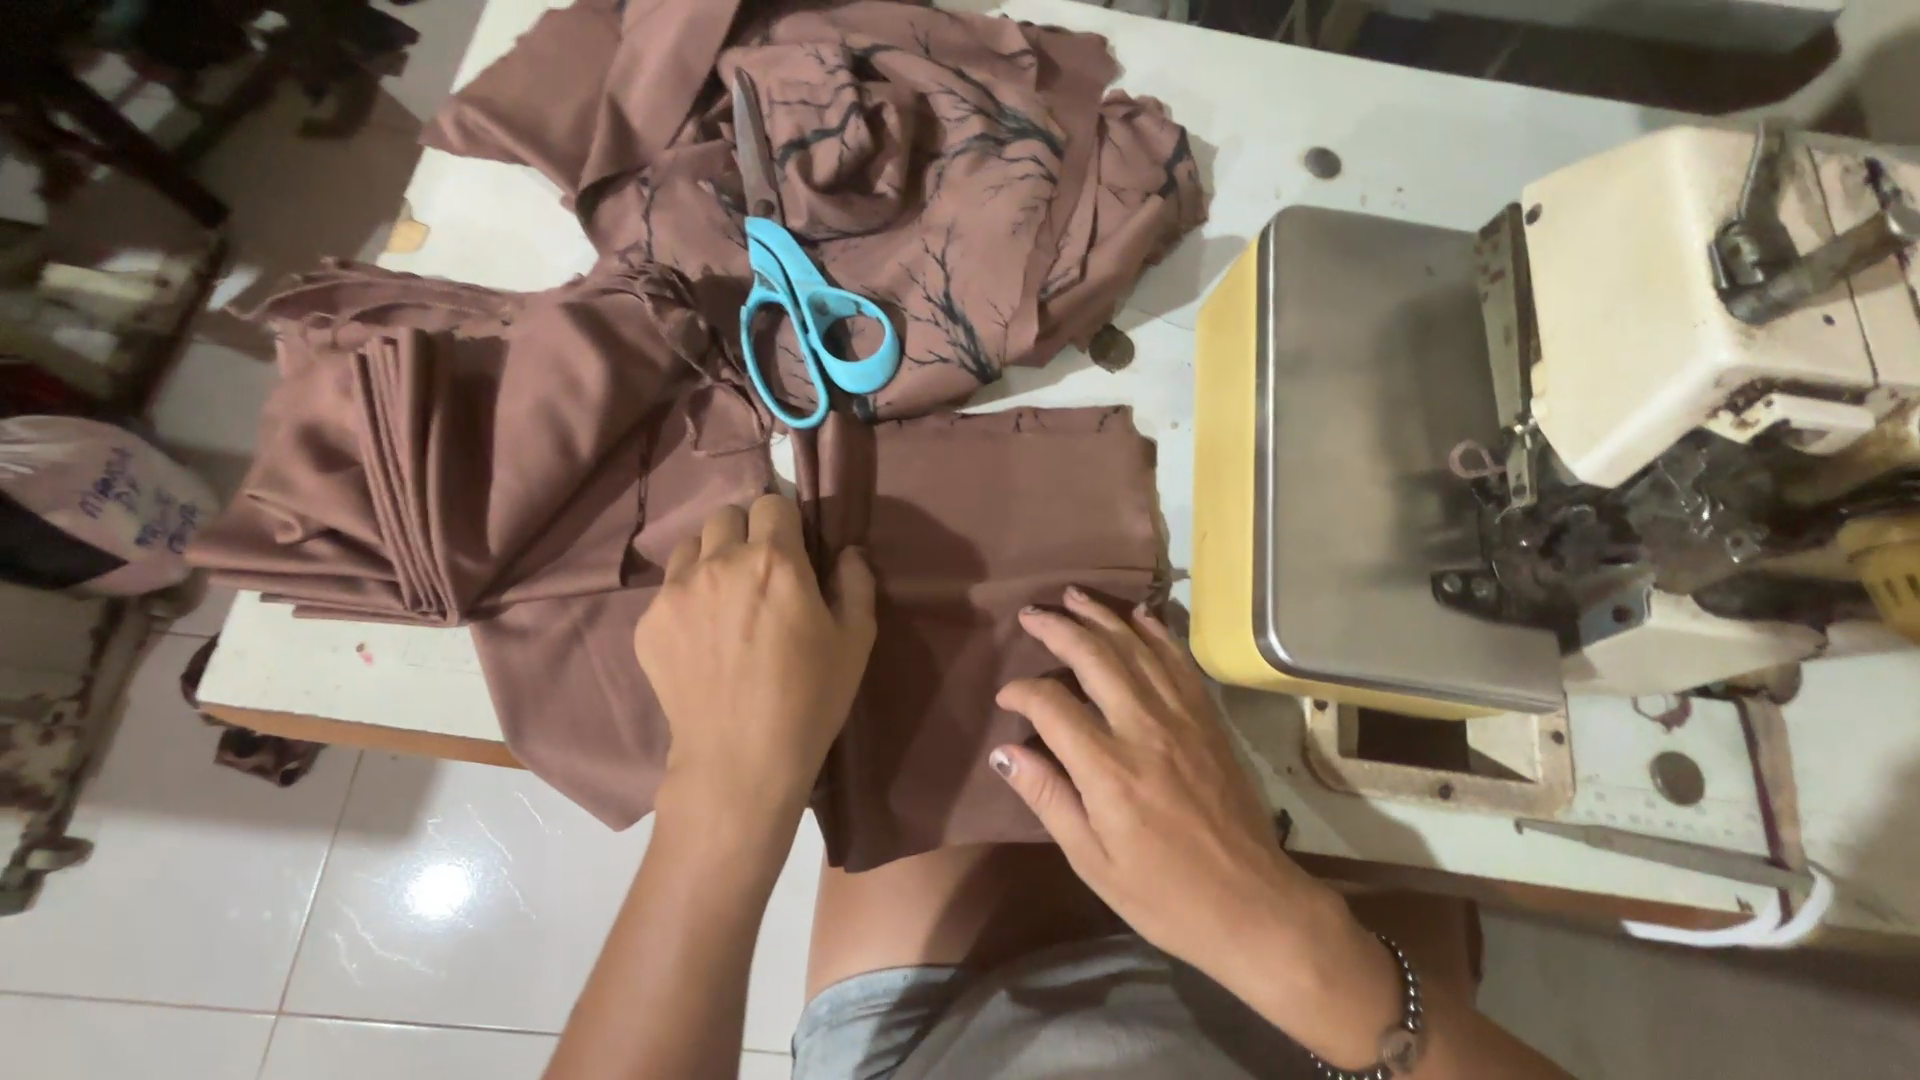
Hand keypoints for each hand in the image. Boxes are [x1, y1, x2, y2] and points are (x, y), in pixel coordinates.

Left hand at [634, 493, 874, 815]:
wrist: (741, 759)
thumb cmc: (810, 698)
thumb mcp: (856, 640)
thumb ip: (856, 582)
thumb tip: (848, 552)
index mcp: (775, 560)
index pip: (772, 503)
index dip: (785, 523)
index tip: (793, 550)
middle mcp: (720, 562)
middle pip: (726, 515)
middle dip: (746, 533)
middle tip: (760, 574)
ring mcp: (676, 592)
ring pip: (691, 547)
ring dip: (712, 559)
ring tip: (726, 600)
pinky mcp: (649, 623)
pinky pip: (669, 590)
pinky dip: (688, 600)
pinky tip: (704, 640)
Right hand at [990, 588, 1345, 982]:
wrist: (1252, 903)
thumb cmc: (1163, 893)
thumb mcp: (1091, 859)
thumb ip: (1047, 797)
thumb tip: (1003, 751)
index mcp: (1108, 768)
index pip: (1051, 705)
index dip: (1022, 692)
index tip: (1006, 697)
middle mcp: (1144, 729)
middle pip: (1095, 657)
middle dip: (1058, 628)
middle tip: (1031, 614)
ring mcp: (1183, 718)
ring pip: (1137, 648)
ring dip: (1102, 617)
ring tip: (1073, 596)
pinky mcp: (1209, 720)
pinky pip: (1179, 662)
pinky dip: (1156, 633)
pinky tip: (1138, 617)